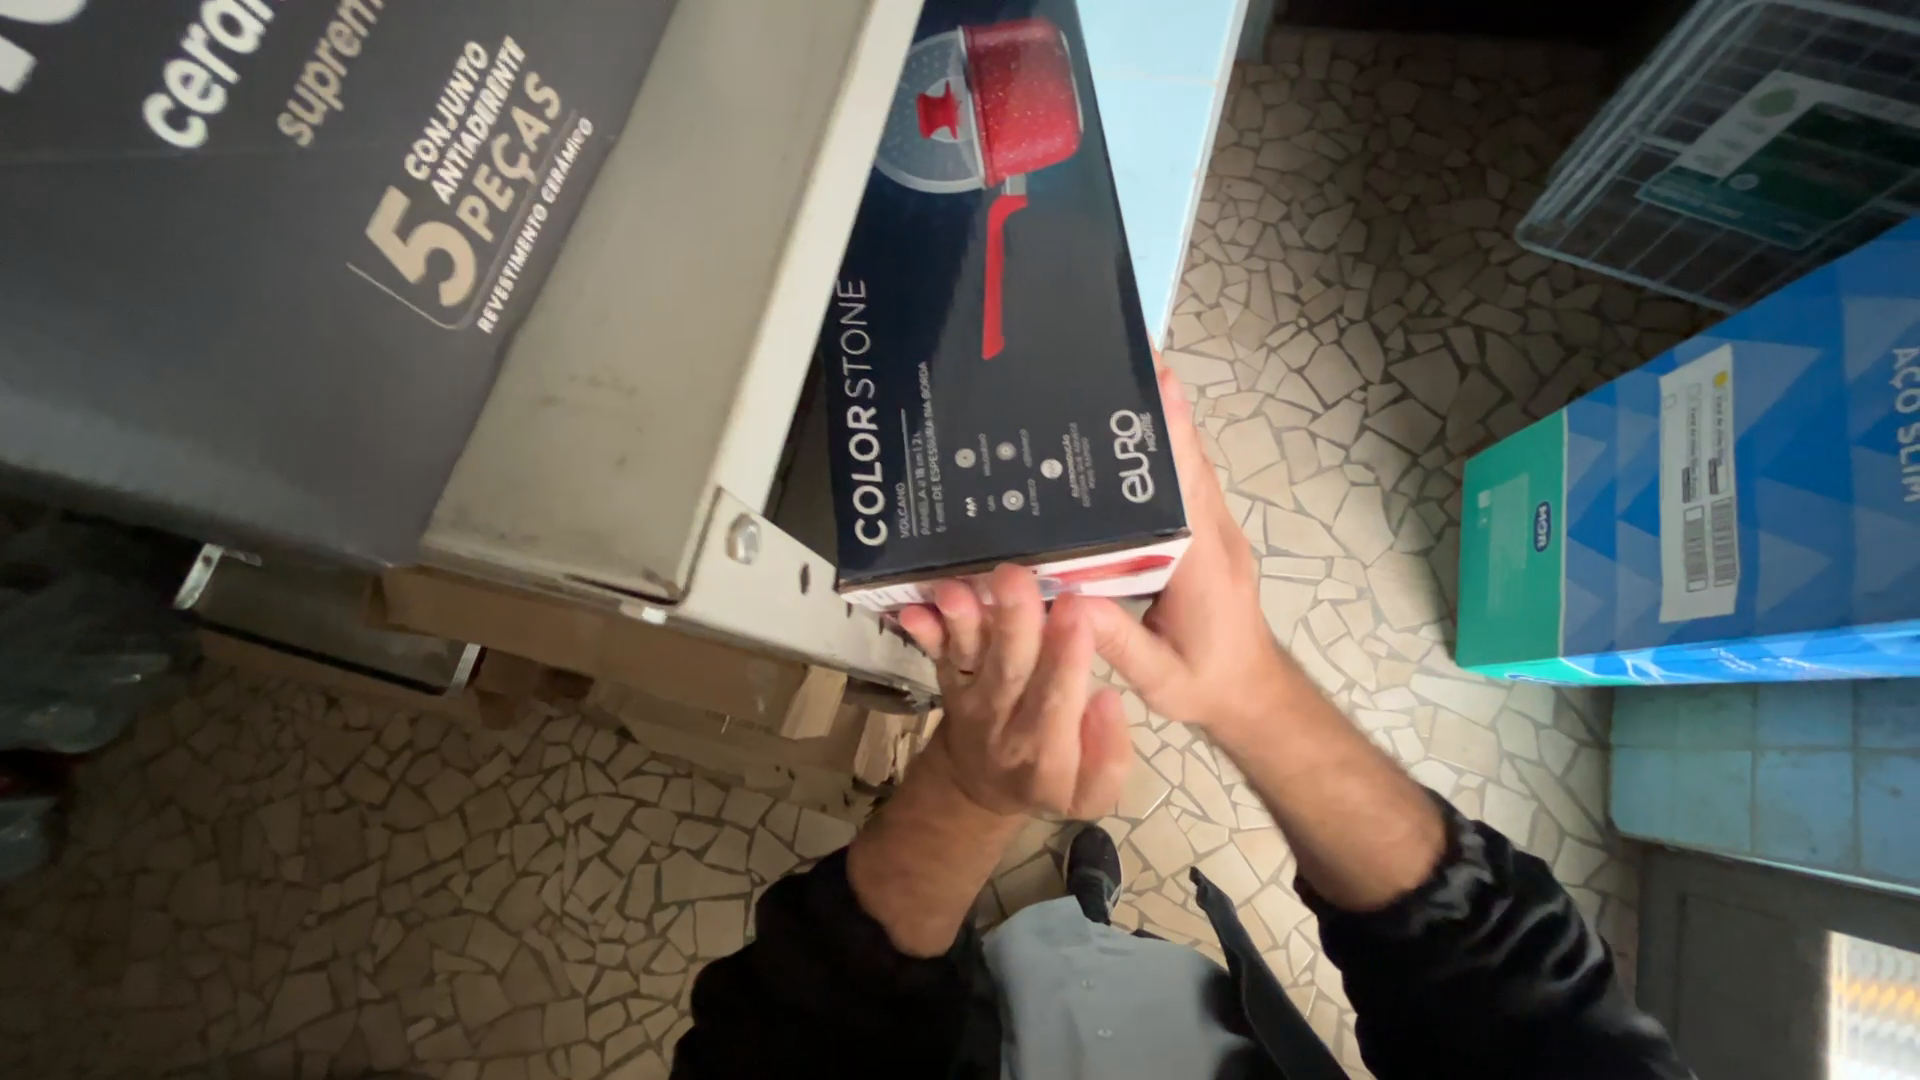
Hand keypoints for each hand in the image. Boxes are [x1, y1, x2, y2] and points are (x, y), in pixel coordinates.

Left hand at [896, 564, 1131, 819]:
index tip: (1075, 608)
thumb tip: (1107, 699)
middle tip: (1016, 578)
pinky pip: (938, 655)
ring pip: (970, 659)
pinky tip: (914, 610)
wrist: (979, 786)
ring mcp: (971, 701)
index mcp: (1048, 758)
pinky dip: (926, 633)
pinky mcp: (950, 682)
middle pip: (1011, 672)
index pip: (1058, 704)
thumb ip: (1108, 757)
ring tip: (954, 591)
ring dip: (962, 622)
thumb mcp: (1091, 793)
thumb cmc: (1048, 777)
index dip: (1066, 659)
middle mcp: (1004, 727)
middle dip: (1015, 624)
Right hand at [1083, 366, 1304, 737]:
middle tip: (1122, 360)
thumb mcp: (1159, 677)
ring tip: (1121, 380)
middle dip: (1163, 409)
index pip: (1187, 489)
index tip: (1158, 382)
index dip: (1173, 436)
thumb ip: (1118, 642)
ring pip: (1189, 466)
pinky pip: (1185, 483)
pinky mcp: (1205, 534)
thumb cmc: (1206, 684)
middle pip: (1189, 460)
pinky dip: (1164, 450)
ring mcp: (1214, 531)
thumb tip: (1066, 598)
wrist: (1250, 692)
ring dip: (1164, 422)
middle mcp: (1213, 534)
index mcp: (1202, 564)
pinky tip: (1128, 435)